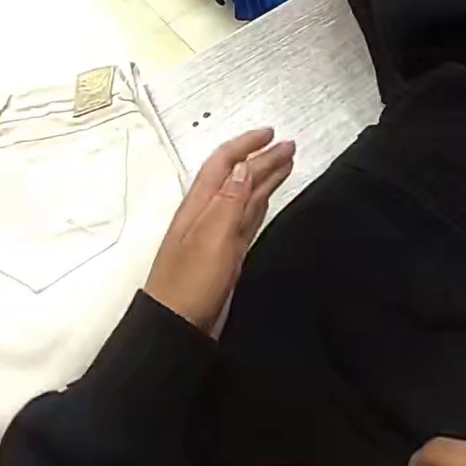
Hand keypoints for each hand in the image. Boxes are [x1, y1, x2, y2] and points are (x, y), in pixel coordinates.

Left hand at [143, 128, 294, 329]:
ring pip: (247, 195)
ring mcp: (219, 234)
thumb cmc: (189, 284)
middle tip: (289, 145)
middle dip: (263, 158)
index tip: (270, 134)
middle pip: (239, 177)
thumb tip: (244, 167)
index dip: (246, 145)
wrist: (176, 331)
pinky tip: (268, 197)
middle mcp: (209, 214)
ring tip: (287, 162)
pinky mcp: (228, 253)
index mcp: (200, 205)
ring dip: (265, 176)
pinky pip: (249, 217)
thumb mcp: (211, 237)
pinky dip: (261, 202)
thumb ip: (229, 201)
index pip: (224, 164)